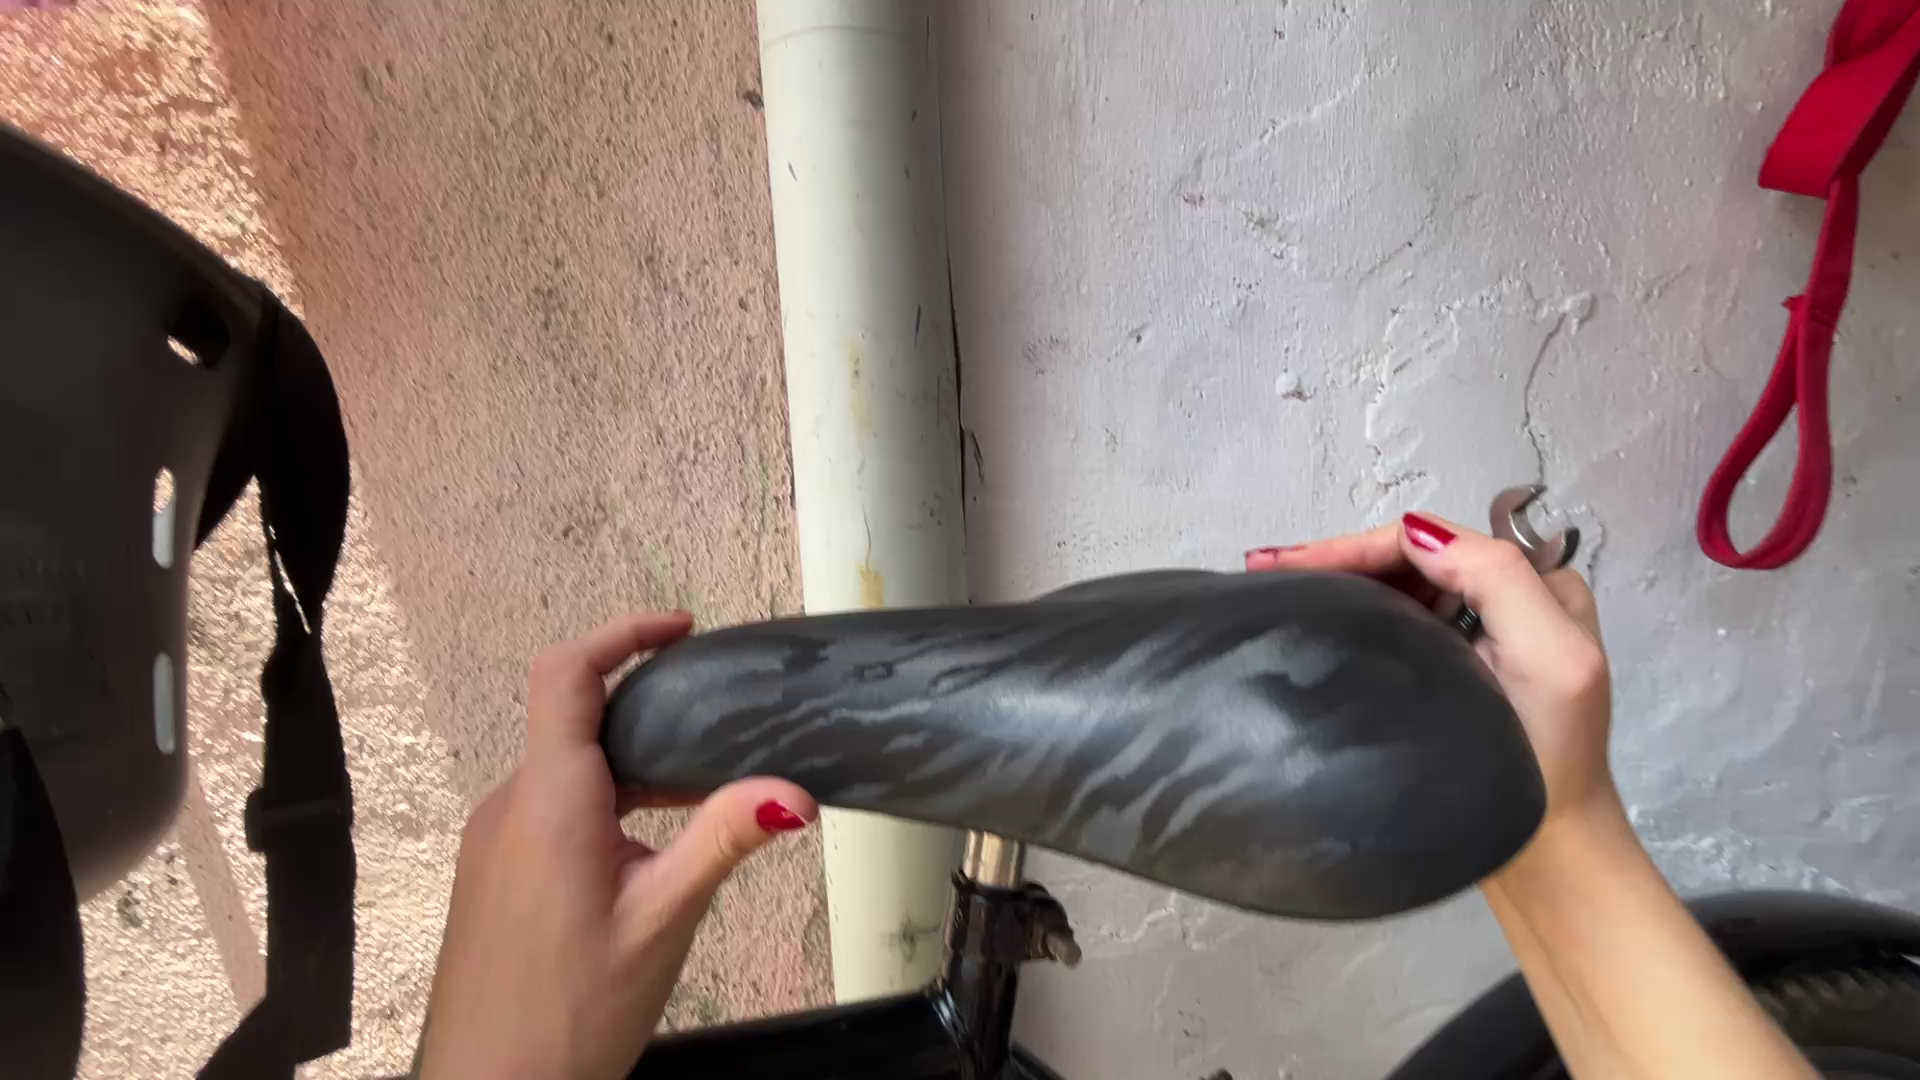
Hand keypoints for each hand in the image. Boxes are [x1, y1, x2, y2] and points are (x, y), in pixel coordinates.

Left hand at [417, 612, 817, 1079]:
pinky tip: (654, 830)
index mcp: (549, 801)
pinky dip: (612, 790)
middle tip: (720, 708)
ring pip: (570, 761)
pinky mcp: (500, 866)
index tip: (683, 629)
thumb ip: (724, 840)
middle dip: (648, 698)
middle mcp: (512, 804)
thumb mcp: (662, 919)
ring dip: (634, 750)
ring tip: (703, 773)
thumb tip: (799, 790)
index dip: (622, 633)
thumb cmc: (572, 1011)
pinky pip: (558, 799)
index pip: (565, 676)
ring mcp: (499, 836)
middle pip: (575, 713)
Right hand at [1246, 513, 1619, 836]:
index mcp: (1534, 585)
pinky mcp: (1445, 656)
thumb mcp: (1549, 659)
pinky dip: (1350, 600)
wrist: (1549, 847)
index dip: (1354, 547)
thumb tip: (1412, 532)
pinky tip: (1314, 602)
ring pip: (1396, 579)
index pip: (1429, 544)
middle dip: (1336, 556)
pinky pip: (1393, 610)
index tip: (1286, 566)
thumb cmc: (1546, 759)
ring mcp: (1472, 626)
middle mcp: (1503, 595)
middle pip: (1409, 556)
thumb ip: (1497, 579)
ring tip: (1276, 578)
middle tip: (1263, 565)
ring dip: (1337, 575)